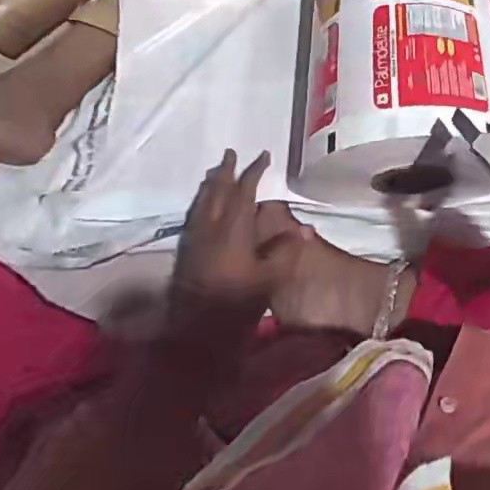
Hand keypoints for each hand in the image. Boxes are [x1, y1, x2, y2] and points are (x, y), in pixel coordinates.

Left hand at [169, 151, 302, 338]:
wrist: (194, 336)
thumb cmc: (236, 304)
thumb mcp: (270, 279)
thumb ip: (287, 251)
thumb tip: (304, 229)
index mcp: (234, 228)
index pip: (245, 190)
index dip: (254, 171)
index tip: (264, 156)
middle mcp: (210, 226)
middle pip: (216, 190)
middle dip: (225, 170)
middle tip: (230, 153)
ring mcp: (194, 238)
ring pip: (201, 201)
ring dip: (210, 183)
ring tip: (215, 172)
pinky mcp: (185, 251)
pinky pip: (194, 214)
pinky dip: (201, 201)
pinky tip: (202, 205)